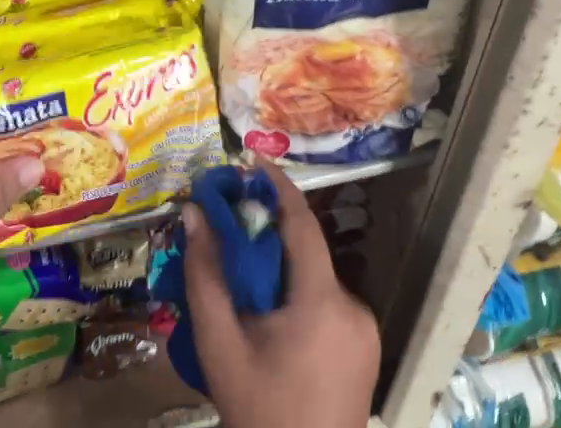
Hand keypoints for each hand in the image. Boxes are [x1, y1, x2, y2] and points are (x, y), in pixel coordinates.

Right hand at [186, 161, 379, 427]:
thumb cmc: (258, 406)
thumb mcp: (219, 341)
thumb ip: (206, 273)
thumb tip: (194, 213)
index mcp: (321, 302)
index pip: (303, 225)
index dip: (278, 186)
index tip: (252, 158)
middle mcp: (353, 307)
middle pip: (306, 251)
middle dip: (269, 232)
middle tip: (230, 224)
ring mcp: (365, 329)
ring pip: (315, 277)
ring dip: (281, 267)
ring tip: (242, 277)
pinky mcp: (366, 347)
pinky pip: (326, 301)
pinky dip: (297, 292)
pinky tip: (269, 313)